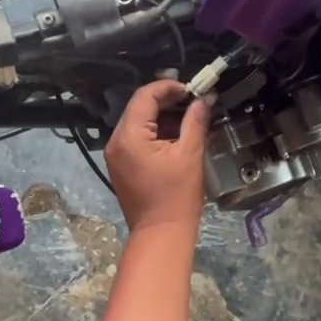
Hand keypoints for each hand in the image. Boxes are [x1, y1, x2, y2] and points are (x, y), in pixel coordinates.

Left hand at [105, 81, 212, 233]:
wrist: (161, 233)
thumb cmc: (177, 196)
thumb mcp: (189, 154)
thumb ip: (195, 121)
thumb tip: (204, 98)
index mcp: (129, 136)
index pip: (144, 97)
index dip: (168, 87)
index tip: (191, 89)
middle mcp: (116, 141)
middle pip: (138, 108)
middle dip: (165, 102)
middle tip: (192, 101)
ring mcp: (115, 155)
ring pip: (137, 123)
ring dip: (161, 117)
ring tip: (188, 119)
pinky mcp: (121, 166)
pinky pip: (135, 139)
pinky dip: (154, 133)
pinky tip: (175, 137)